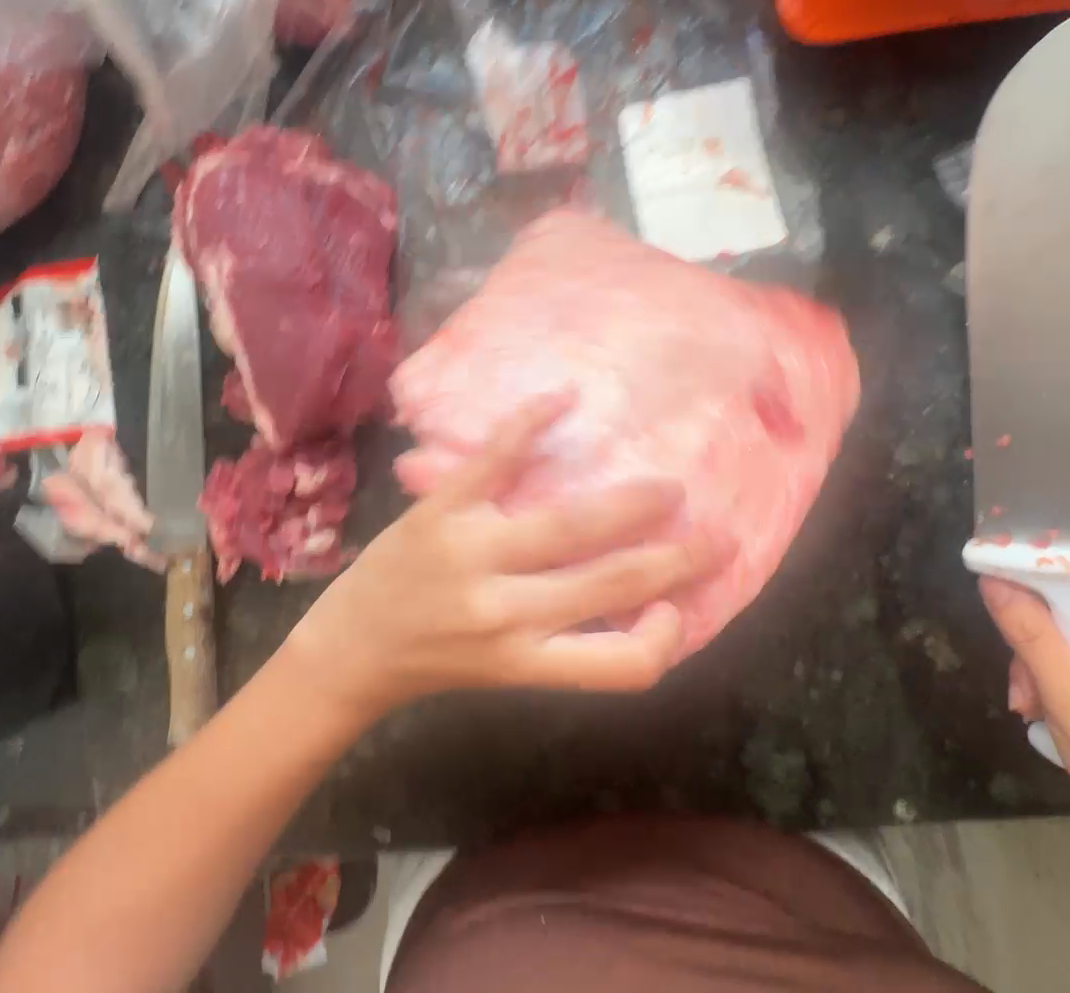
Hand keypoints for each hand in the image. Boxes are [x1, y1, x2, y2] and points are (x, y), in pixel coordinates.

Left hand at [279, 392, 731, 718]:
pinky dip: (530, 421)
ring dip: (632, 503)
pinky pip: (494, 459)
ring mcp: (469, 555)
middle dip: (679, 558)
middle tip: (719, 534)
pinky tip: (564, 399)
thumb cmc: (434, 661)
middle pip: (611, 583)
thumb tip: (638, 599)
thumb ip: (564, 641)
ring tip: (669, 488)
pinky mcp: (438, 511)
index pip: (620, 667)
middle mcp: (503, 614)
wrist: (350, 649)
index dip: (664, 639)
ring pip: (568, 522)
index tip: (675, 610)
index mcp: (525, 662)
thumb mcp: (504, 671)